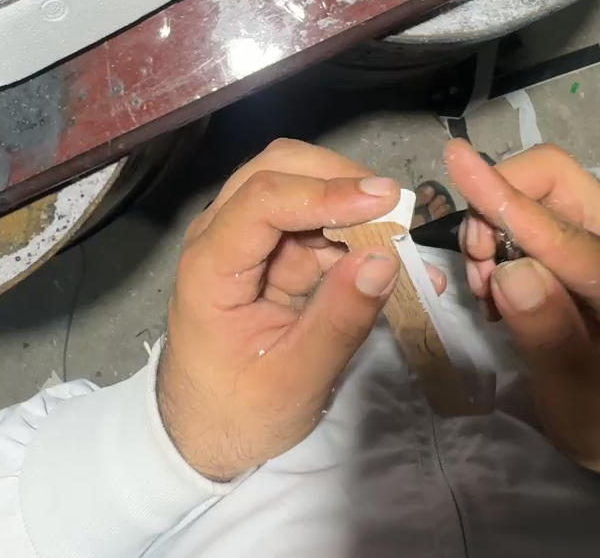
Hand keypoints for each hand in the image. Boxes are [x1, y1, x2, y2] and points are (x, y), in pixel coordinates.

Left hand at [156, 139, 405, 481]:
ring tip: (398, 231)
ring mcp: (242, 235)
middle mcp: (219, 233)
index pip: (262, 200)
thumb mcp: (294, 382)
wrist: (202, 429)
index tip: (385, 199)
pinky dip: (349, 226)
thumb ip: (339, 321)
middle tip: (394, 207)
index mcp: (210, 266)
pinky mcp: (266, 246)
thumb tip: (384, 260)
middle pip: (276, 169)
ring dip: (347, 198)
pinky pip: (311, 218)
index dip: (326, 193)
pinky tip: (386, 250)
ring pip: (295, 182)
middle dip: (338, 177)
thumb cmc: (237, 411)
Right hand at [451, 138, 599, 492]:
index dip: (506, 200)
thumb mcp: (590, 410)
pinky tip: (498, 284)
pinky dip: (500, 231)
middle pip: (555, 177)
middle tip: (477, 266)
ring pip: (539, 187)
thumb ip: (553, 342)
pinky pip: (534, 208)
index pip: (564, 234)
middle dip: (498, 200)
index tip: (455, 159)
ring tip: (486, 287)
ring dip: (493, 218)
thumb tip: (510, 272)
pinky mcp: (586, 242)